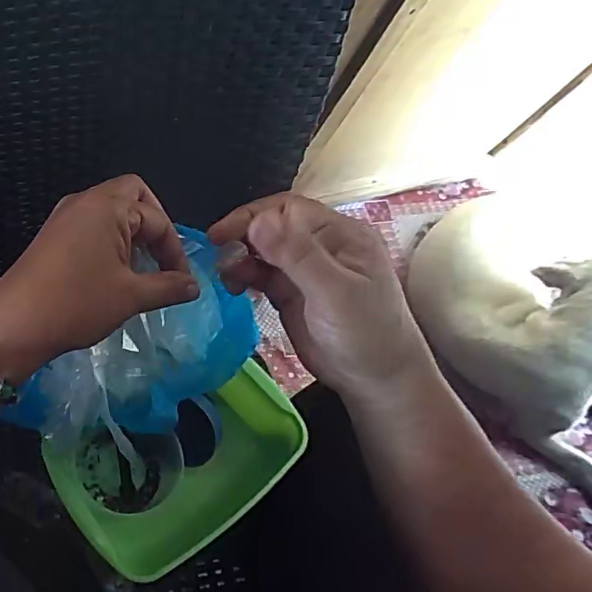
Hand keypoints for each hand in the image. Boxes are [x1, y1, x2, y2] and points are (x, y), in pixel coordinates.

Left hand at [0, 175, 199, 379]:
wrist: (15, 323)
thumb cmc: (77, 303)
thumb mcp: (130, 296)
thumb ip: (167, 286)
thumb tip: (193, 286)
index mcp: (107, 206)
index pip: (157, 218)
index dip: (175, 250)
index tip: (183, 281)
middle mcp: (84, 201)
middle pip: (132, 196)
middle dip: (154, 225)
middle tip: (161, 258)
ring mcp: (63, 217)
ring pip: (109, 211)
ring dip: (131, 234)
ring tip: (140, 271)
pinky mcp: (51, 235)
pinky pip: (90, 226)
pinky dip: (109, 241)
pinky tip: (112, 274)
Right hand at [208, 193, 435, 404]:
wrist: (375, 381)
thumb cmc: (364, 334)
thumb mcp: (333, 292)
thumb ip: (296, 255)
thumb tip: (258, 220)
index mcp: (339, 235)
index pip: (287, 210)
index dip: (251, 218)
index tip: (220, 237)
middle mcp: (320, 246)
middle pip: (271, 226)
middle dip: (241, 237)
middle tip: (217, 257)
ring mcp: (304, 270)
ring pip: (262, 250)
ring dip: (239, 258)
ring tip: (225, 278)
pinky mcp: (290, 293)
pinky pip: (260, 274)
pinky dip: (242, 276)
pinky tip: (233, 288)